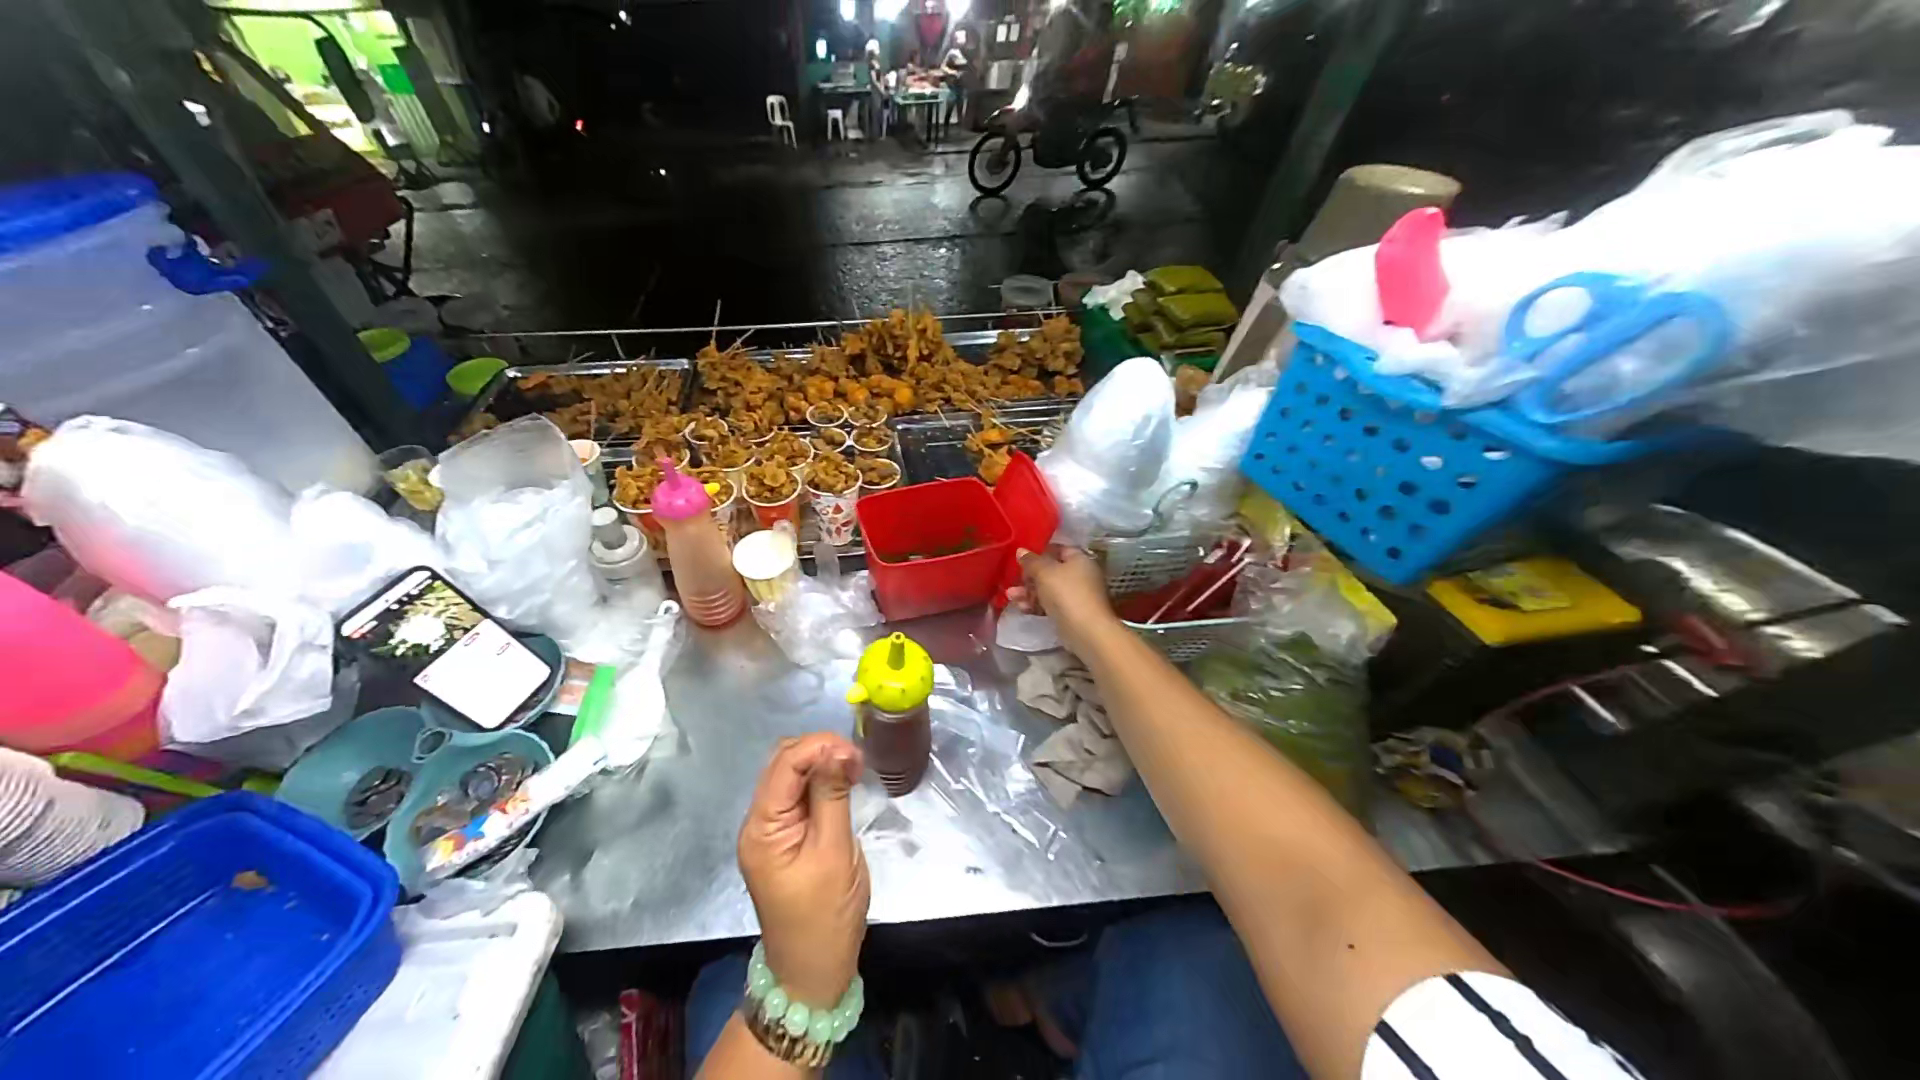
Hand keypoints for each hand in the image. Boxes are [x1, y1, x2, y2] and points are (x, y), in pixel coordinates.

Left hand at [738, 733, 869, 1006]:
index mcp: (763, 826)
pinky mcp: (785, 838)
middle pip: (782, 763)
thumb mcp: (834, 852)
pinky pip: (797, 796)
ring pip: (790, 776)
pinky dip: (819, 783)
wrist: (813, 970)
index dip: (820, 746)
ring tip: (853, 771)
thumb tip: (837, 748)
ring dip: (820, 764)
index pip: (785, 763)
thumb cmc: (825, 914)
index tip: (856, 754)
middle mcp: (758, 822)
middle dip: (819, 751)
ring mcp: (770, 831)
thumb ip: (832, 795)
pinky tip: (841, 786)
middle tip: (857, 762)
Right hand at [1012, 545, 1120, 656]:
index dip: (1039, 551)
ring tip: (1011, 596)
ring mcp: (1075, 595)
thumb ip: (1031, 561)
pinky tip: (1021, 608)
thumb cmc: (1066, 593)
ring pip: (1047, 589)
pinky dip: (1036, 604)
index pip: (1058, 549)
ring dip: (1028, 592)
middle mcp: (1080, 575)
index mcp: (1079, 559)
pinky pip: (1049, 604)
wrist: (1086, 631)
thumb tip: (1021, 551)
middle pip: (1050, 571)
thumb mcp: (1044, 572)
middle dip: (1029, 576)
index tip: (1021, 557)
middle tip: (1014, 580)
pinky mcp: (1069, 613)